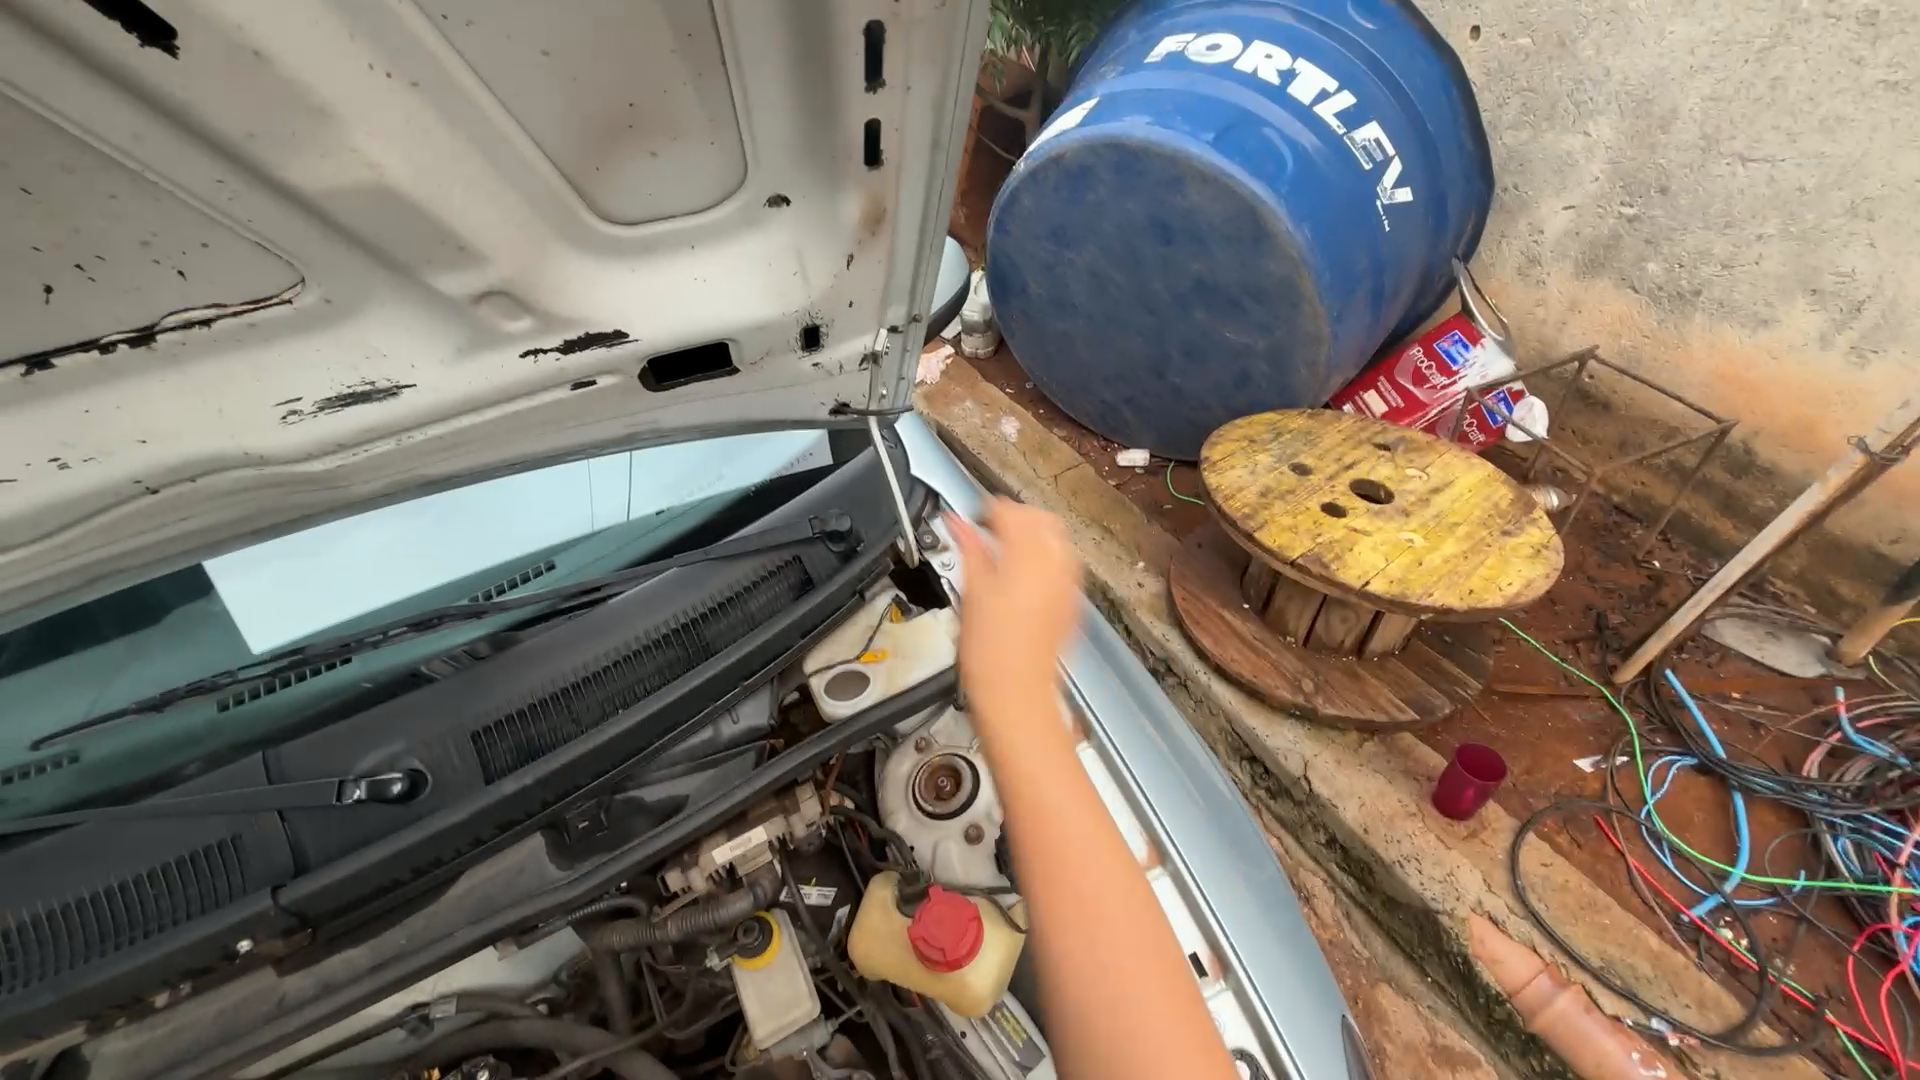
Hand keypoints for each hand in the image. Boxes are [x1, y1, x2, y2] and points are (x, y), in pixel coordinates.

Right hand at [946, 499, 1081, 716]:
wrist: (1016, 692)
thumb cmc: (990, 653)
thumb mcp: (970, 592)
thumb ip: (968, 548)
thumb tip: (957, 522)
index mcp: (1027, 555)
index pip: (1011, 511)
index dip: (988, 511)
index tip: (974, 520)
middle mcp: (1055, 564)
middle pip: (1041, 518)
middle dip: (1016, 518)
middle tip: (989, 530)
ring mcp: (1069, 583)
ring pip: (1057, 539)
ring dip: (1034, 536)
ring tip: (1007, 551)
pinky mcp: (1073, 602)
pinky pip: (1066, 565)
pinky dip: (1047, 559)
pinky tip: (1026, 575)